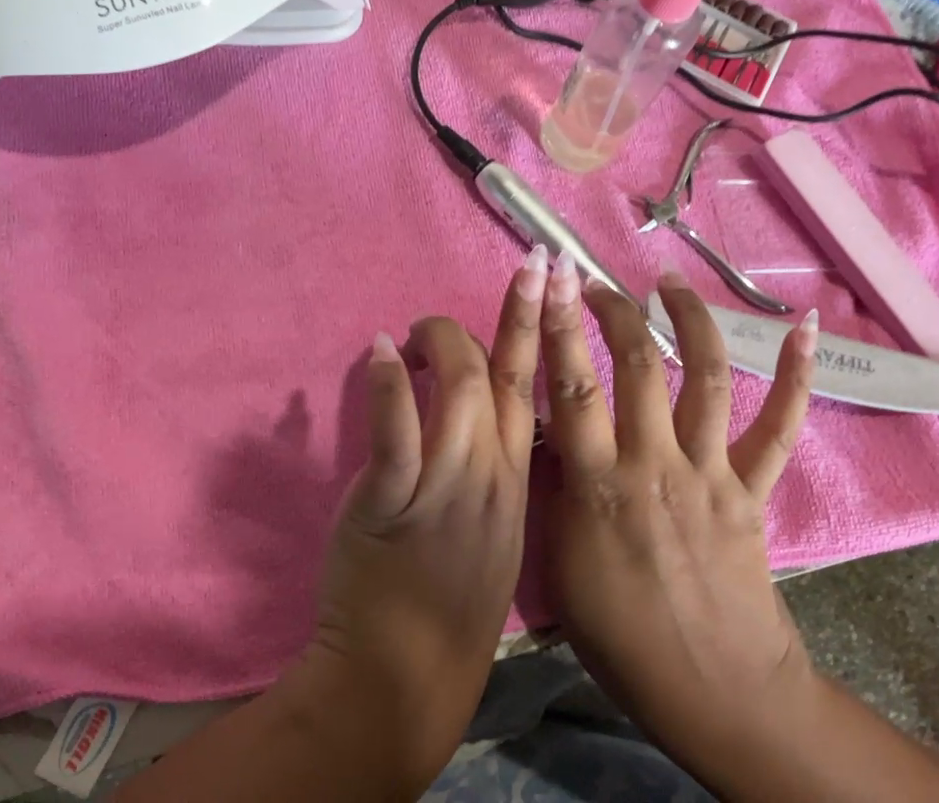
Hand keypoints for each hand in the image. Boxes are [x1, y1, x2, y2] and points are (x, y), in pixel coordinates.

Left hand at [287, 245, 550, 791]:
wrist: (407, 675)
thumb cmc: (448, 603)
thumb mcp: (495, 534)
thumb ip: (492, 473)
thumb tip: (478, 417)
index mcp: (520, 484)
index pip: (538, 393)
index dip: (545, 333)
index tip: (556, 283)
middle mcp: (493, 478)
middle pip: (509, 379)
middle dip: (524, 312)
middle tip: (536, 263)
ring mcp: (446, 491)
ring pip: (459, 394)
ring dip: (440, 343)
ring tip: (418, 328)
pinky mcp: (393, 505)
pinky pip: (396, 433)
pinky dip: (389, 385)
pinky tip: (383, 352)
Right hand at [539, 260, 818, 759]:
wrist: (713, 688)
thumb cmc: (621, 636)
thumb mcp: (559, 566)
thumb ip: (554, 493)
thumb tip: (542, 436)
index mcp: (599, 487)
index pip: (571, 389)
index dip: (559, 326)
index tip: (550, 276)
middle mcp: (656, 465)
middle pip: (638, 368)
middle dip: (614, 311)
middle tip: (592, 277)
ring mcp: (710, 473)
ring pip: (706, 378)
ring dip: (689, 320)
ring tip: (668, 281)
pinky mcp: (752, 490)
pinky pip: (778, 427)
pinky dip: (795, 375)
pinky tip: (805, 327)